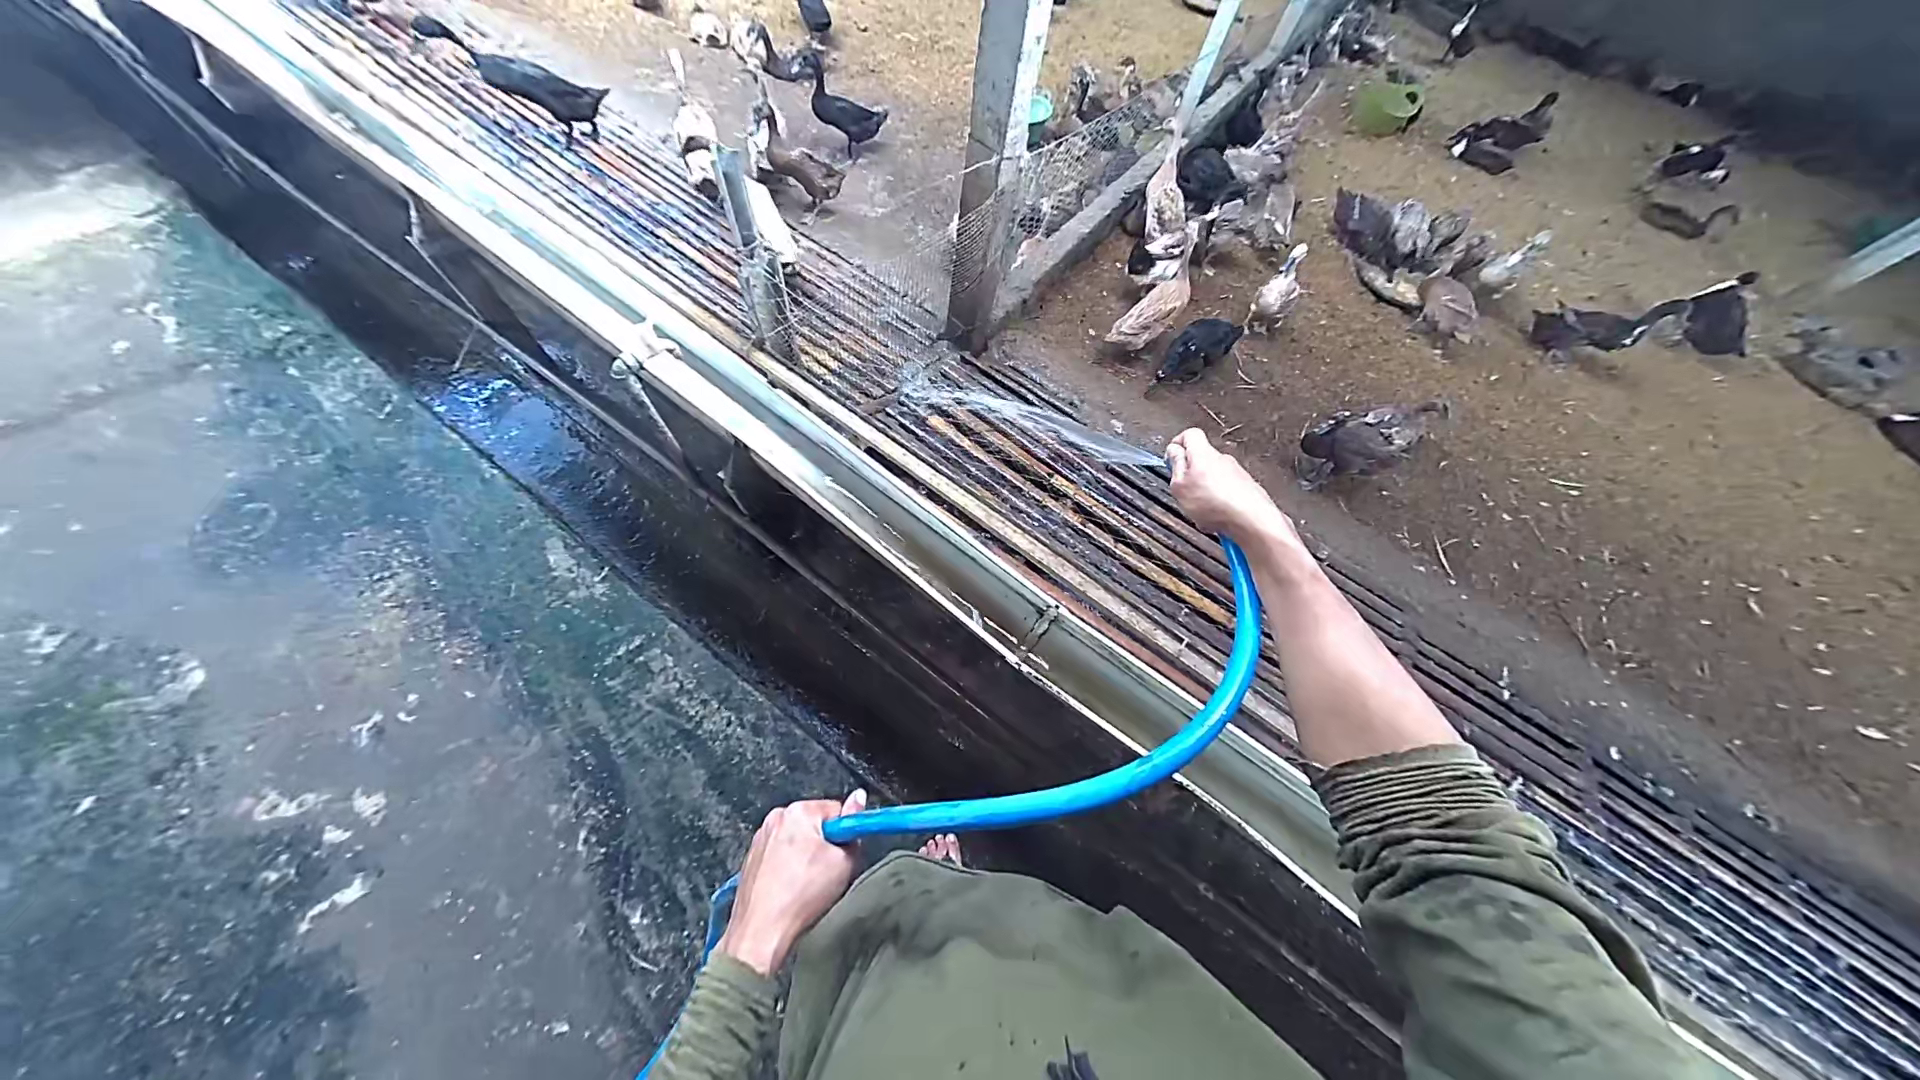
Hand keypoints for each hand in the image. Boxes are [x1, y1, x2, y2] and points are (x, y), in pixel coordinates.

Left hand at [716, 789, 865, 974]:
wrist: (759, 935)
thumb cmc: (797, 899)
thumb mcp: (844, 862)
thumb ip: (854, 827)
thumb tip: (858, 800)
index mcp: (798, 812)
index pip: (837, 811)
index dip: (847, 835)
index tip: (847, 852)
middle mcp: (776, 819)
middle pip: (816, 825)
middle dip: (826, 846)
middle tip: (829, 872)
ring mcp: (760, 840)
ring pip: (798, 843)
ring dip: (807, 859)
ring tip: (808, 886)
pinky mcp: (752, 861)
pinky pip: (781, 858)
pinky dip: (789, 871)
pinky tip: (792, 891)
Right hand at [1165, 429, 1302, 554]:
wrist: (1251, 521)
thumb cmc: (1216, 504)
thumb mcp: (1179, 486)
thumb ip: (1175, 465)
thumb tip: (1173, 451)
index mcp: (1203, 453)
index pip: (1189, 435)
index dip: (1177, 445)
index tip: (1171, 460)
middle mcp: (1223, 459)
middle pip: (1201, 459)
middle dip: (1190, 475)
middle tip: (1183, 491)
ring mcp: (1237, 474)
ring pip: (1213, 478)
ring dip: (1204, 491)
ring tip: (1201, 509)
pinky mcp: (1247, 489)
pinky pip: (1226, 492)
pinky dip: (1218, 503)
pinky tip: (1215, 518)